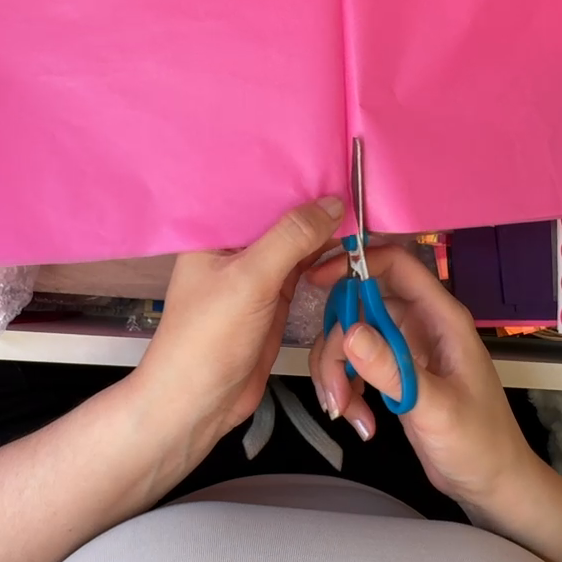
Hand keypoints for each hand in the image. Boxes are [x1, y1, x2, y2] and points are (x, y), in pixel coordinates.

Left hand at [134, 197, 344, 458]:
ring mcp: (256, 273)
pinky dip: (327, 257)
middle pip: (280, 215)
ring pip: (296, 242)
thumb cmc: (207, 338)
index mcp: (214, 230)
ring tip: (363, 202)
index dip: (292, 174)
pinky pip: (305, 268)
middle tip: (358, 176)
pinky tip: (352, 240)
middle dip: (314, 200)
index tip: (333, 155)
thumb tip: (334, 202)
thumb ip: (291, 238)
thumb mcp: (250, 280)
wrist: (198, 407)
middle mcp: (235, 246)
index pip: (257, 190)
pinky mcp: (275, 298)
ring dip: (325, 229)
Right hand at [307, 244, 545, 518]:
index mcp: (440, 316)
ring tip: (345, 411)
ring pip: (351, 335)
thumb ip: (393, 370)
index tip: (317, 280)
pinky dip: (345, 386)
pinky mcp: (393, 370)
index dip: (355, 262)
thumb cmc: (479, 444)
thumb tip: (349, 332)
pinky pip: (354, 361)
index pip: (395, 264)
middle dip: (337, 341)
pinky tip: (358, 419)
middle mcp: (420, 322)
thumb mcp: (435, 408)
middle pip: (360, 303)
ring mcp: (404, 346)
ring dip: (336, 371)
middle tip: (332, 386)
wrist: (492, 486)